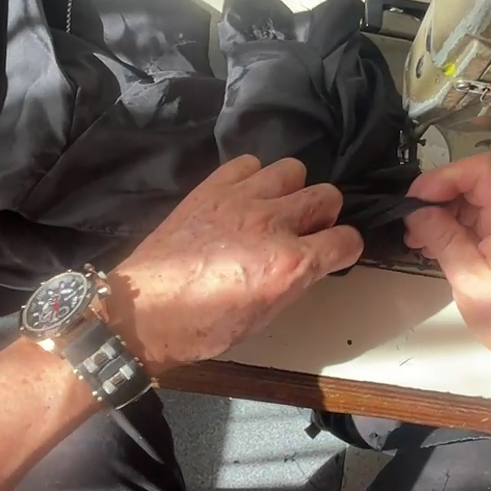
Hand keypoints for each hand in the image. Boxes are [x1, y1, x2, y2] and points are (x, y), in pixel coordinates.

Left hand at [108, 156, 364, 374]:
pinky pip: (249, 163)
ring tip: (275, 210)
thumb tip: (307, 263)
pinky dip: (254, 177)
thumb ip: (293, 282)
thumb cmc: (202, 327)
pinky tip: (245, 198)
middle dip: (324, 216)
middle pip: (327, 196)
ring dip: (292, 190)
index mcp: (289, 264)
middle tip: (306, 232)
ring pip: (293, 170)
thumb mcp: (263, 318)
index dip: (345, 250)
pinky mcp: (212, 187)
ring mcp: (241, 199)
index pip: (346, 240)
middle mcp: (272, 223)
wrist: (143, 310)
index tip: (335, 254)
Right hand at [404, 153, 490, 377]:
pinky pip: (482, 222)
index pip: (481, 169)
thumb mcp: (469, 278)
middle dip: (439, 195)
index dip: (444, 176)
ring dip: (444, 213)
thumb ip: (442, 237)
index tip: (416, 199)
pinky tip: (436, 247)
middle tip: (411, 221)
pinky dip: (456, 227)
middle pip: (477, 182)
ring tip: (418, 238)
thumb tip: (416, 211)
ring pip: (476, 202)